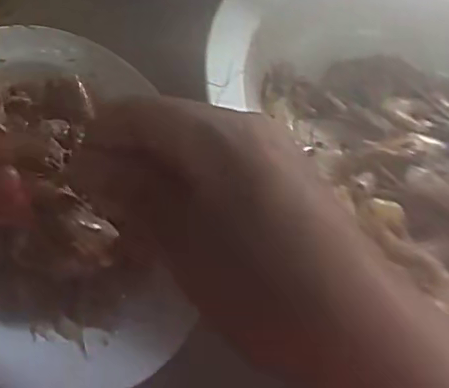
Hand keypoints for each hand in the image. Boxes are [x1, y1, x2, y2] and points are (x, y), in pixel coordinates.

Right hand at [73, 97, 448, 387]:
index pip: (134, 110)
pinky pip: (222, 150)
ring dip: (159, 157)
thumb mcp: (182, 243)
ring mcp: (270, 141)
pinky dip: (192, 168)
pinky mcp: (288, 167)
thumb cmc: (263, 288)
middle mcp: (240, 120)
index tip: (75, 167)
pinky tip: (188, 207)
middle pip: (164, 116)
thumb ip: (132, 192)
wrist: (373, 338)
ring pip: (192, 132)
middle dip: (127, 145)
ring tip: (141, 201)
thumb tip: (86, 163)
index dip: (99, 133)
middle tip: (103, 188)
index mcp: (211, 131)